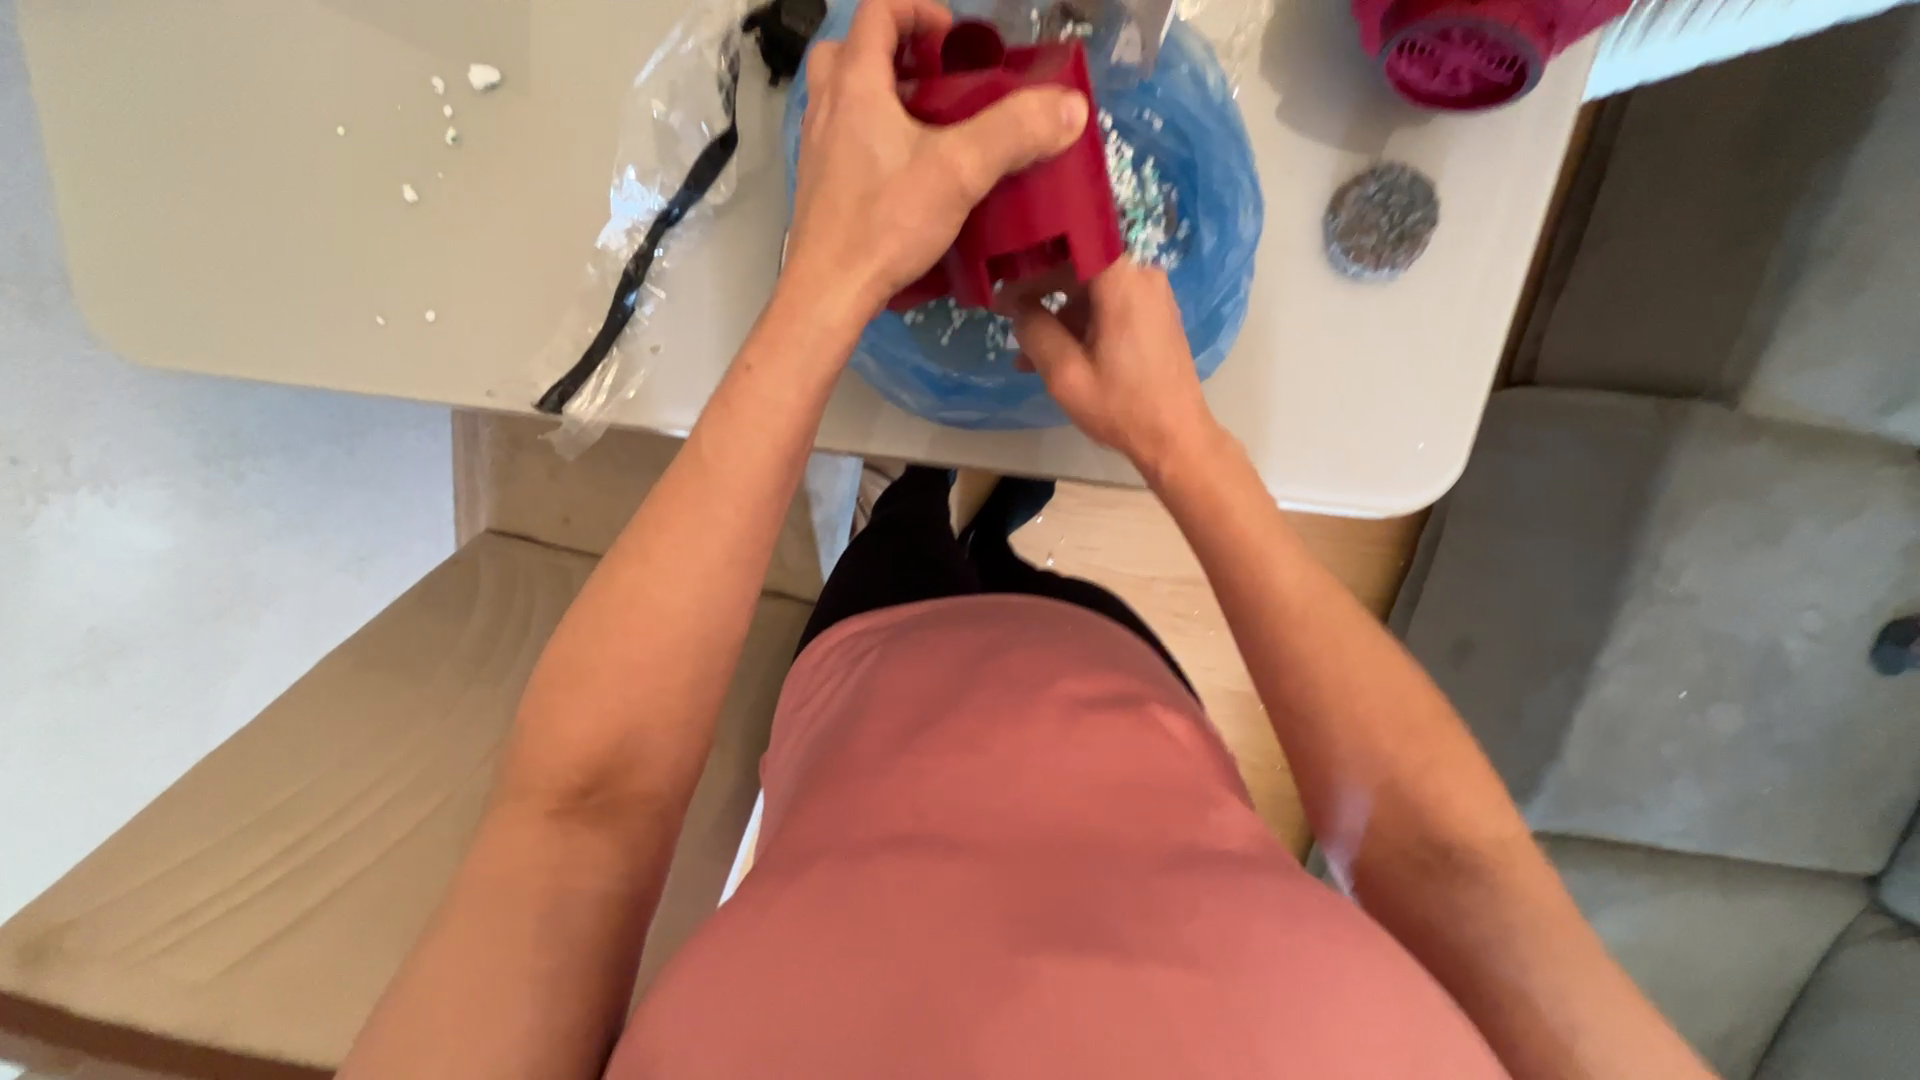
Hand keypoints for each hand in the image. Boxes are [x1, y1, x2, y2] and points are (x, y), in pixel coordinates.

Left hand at [782, 0, 1091, 320]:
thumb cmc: (886, 223)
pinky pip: (844, 141)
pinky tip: (905, 174)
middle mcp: (827, 107)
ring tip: (925, 127)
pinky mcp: (819, 187)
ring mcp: (817, 149)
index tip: (956, 44)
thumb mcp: (959, 172)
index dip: (920, 12)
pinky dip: (872, 139)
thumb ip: (1014, 133)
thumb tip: (1070, 107)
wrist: (830, 290)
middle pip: (853, 50)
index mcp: (855, 84)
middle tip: (936, 83)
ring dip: (882, 97)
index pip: (879, 11)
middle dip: (896, 53)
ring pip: (843, 98)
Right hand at [997, 261, 1220, 474]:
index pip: (1068, 247)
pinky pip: (1109, 307)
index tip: (1002, 288)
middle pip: (1079, 268)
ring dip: (1059, 318)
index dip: (1030, 264)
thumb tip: (1013, 304)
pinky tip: (1058, 357)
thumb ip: (1034, 331)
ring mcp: (1152, 296)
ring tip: (1029, 357)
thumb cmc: (1120, 406)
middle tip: (1007, 319)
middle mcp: (1142, 276)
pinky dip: (1082, 326)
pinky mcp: (1155, 315)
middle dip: (1041, 294)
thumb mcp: (1065, 373)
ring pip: (1091, 292)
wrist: (1174, 437)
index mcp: (1122, 282)